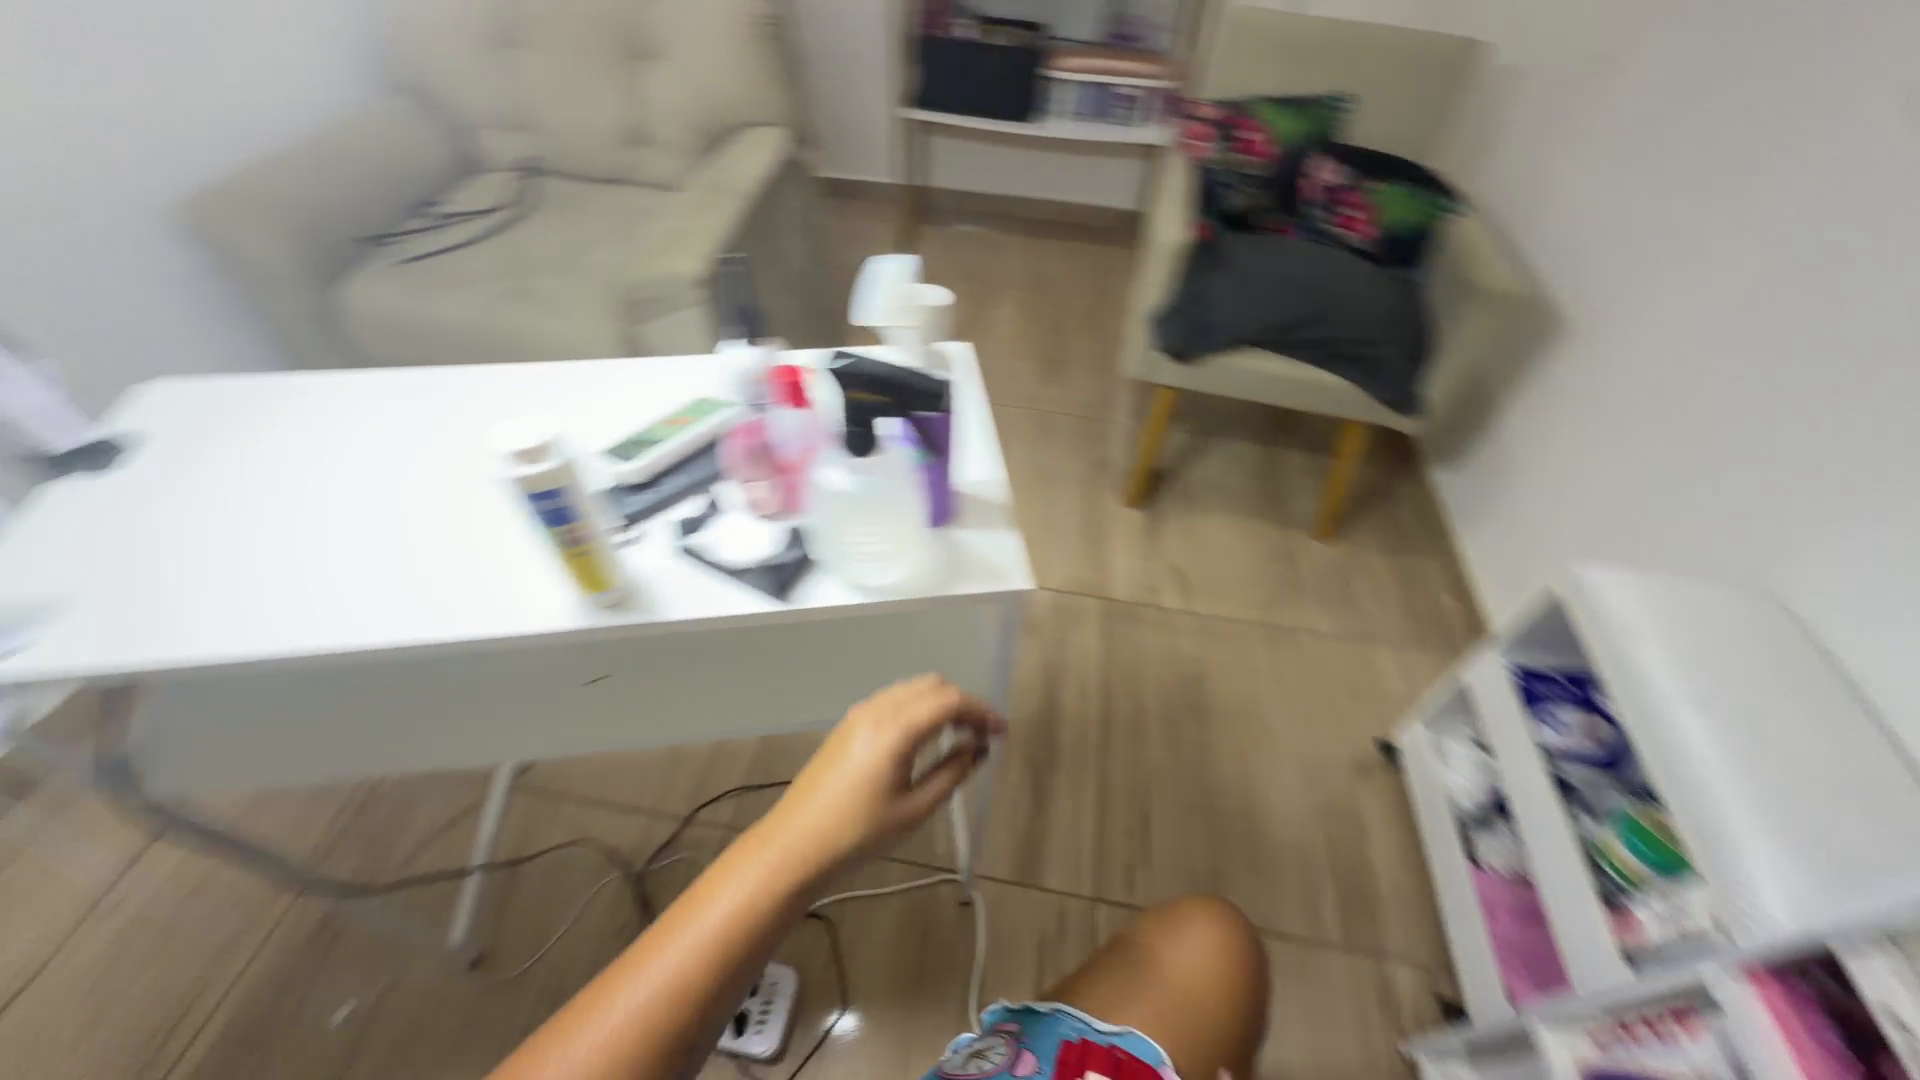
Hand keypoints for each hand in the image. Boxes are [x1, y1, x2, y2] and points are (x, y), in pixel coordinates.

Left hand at [762, 675, 1005, 874]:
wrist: (796, 845)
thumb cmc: (860, 835)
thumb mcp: (916, 809)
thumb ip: (952, 772)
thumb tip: (978, 748)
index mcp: (896, 729)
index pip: (950, 701)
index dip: (982, 711)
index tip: (1002, 732)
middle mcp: (878, 709)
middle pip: (933, 685)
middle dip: (963, 703)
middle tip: (982, 735)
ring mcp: (859, 713)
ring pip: (911, 689)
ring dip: (940, 703)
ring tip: (958, 736)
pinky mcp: (848, 724)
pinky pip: (893, 700)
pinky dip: (918, 707)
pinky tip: (925, 738)